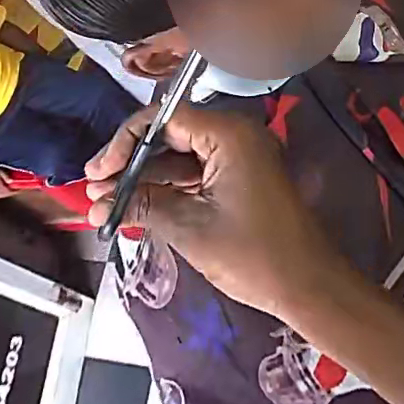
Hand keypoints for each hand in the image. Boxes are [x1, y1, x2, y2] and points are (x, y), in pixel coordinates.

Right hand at [85, 106, 344, 316]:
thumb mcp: (191, 228)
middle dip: (130, 161)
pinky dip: (167, 187)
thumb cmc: (254, 255)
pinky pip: (195, 171)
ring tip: (103, 201)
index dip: (126, 141)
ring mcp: (237, 154)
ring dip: (144, 177)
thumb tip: (99, 202)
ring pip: (179, 155)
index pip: (164, 117)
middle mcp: (233, 133)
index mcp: (228, 133)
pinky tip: (135, 204)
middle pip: (169, 133)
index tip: (100, 171)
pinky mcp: (238, 174)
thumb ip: (145, 205)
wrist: (309, 285)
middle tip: (94, 185)